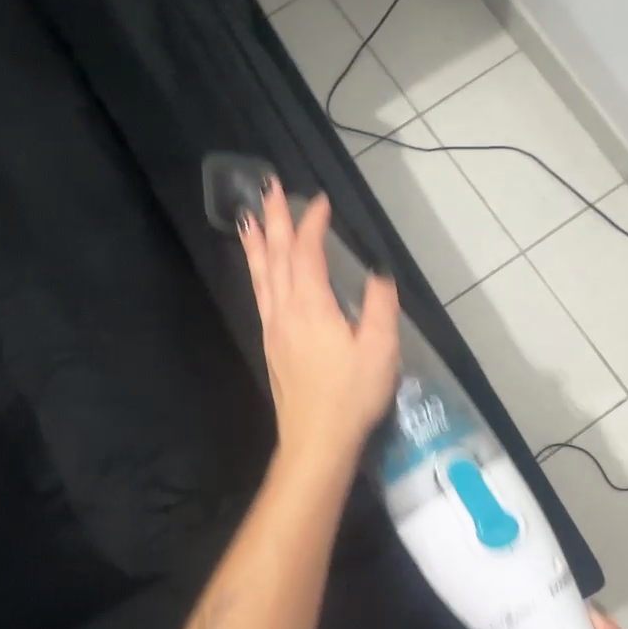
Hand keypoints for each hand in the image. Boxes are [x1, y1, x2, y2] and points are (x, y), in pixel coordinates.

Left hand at [239, 178, 399, 462]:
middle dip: (273, 220)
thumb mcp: (380, 350)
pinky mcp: (272, 346)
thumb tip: (377, 275)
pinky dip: (257, 271)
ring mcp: (274, 329)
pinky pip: (260, 294)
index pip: (307, 253)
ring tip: (247, 218)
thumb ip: (380, 307)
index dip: (311, 223)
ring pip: (261, 275)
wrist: (316, 440)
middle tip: (266, 187)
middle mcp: (286, 310)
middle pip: (276, 256)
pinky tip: (260, 271)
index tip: (319, 200)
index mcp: (312, 306)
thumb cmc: (352, 395)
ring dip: (257, 243)